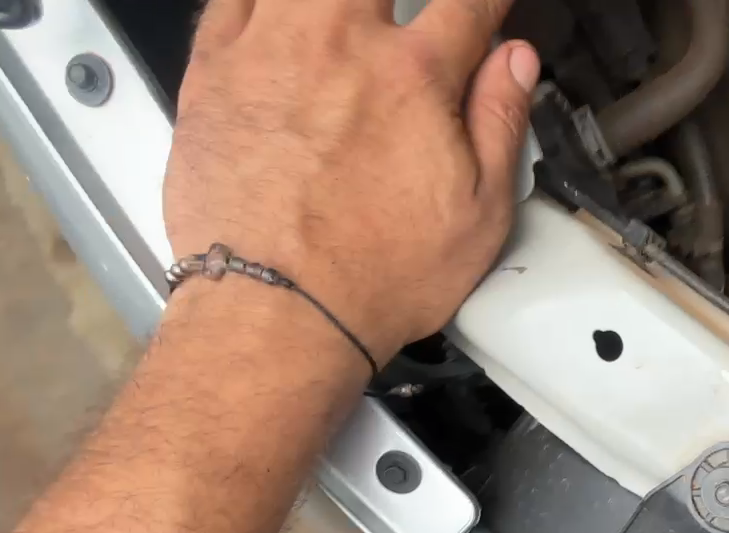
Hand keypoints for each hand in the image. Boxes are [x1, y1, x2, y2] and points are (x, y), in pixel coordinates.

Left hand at [164, 0, 539, 357]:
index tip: (491, 8)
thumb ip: (501, 124)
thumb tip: (516, 59)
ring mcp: (268, 47)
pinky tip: (282, 16)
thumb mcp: (480, 215)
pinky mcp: (212, 69)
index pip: (465, 6)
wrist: (283, 306)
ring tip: (349, 23)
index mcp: (414, 78)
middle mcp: (338, 41)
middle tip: (410, 21)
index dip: (487, 1)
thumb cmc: (384, 272)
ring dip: (336, 1)